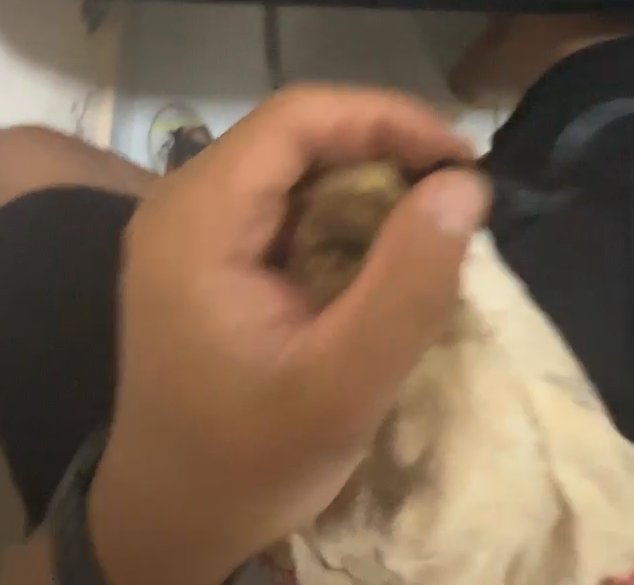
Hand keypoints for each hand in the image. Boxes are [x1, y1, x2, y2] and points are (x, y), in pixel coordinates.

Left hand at [87, 86, 491, 584]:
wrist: (169, 516)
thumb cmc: (249, 461)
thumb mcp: (344, 387)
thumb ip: (407, 285)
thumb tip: (464, 185)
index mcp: (198, 218)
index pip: (295, 119)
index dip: (383, 117)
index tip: (457, 157)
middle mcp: (182, 200)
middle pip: (291, 132)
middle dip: (380, 144)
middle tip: (453, 186)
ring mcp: (187, 220)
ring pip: (289, 159)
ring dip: (363, 172)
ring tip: (428, 209)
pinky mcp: (202, 243)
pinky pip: (279, 194)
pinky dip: (337, 203)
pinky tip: (377, 238)